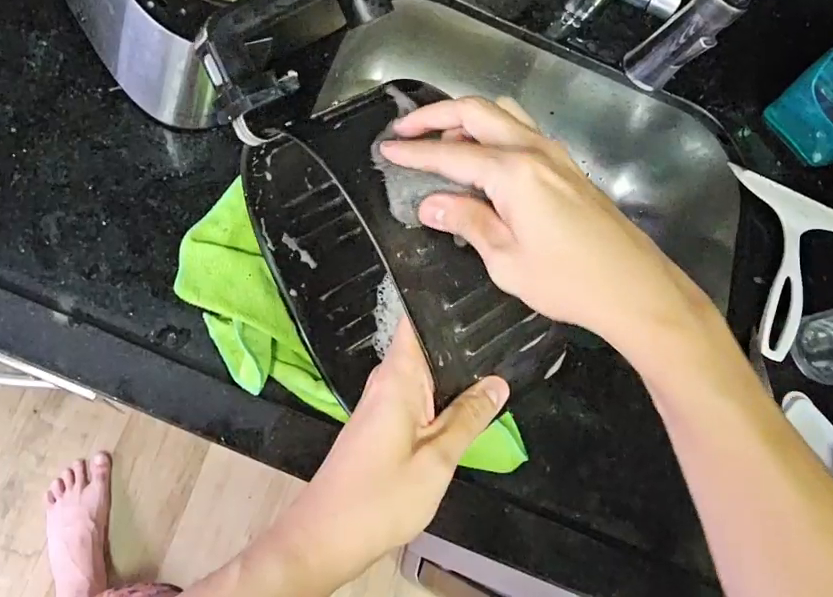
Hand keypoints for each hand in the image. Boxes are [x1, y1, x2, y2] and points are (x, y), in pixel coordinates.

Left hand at [264, 322, 506, 587]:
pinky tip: (466, 403)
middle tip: (504, 334)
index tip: (477, 296)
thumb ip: (468, 418)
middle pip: (426, 345)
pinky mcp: (381, 421)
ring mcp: (381, 400)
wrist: (328, 535)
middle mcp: (386, 379)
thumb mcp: (437, 460)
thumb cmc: (381, 497)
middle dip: (460, 343)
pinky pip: (416, 395)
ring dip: (452, 374)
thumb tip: (497, 383)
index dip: (443, 304)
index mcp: (397, 375)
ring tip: (496, 365)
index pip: (416, 319)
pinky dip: (440, 398)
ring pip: (423, 374)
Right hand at [376, 96, 704, 347]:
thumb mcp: (505, 259)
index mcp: (513, 172)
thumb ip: (466, 221)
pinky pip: (519, 129)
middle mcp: (533, 150)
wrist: (635, 288)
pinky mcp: (565, 165)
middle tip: (405, 129)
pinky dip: (491, 130)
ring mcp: (553, 153)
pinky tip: (480, 158)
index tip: (386, 148)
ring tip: (441, 141)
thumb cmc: (569, 281)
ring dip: (466, 117)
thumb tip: (430, 204)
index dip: (414, 151)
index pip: (451, 153)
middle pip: (476, 111)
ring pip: (501, 112)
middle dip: (435, 115)